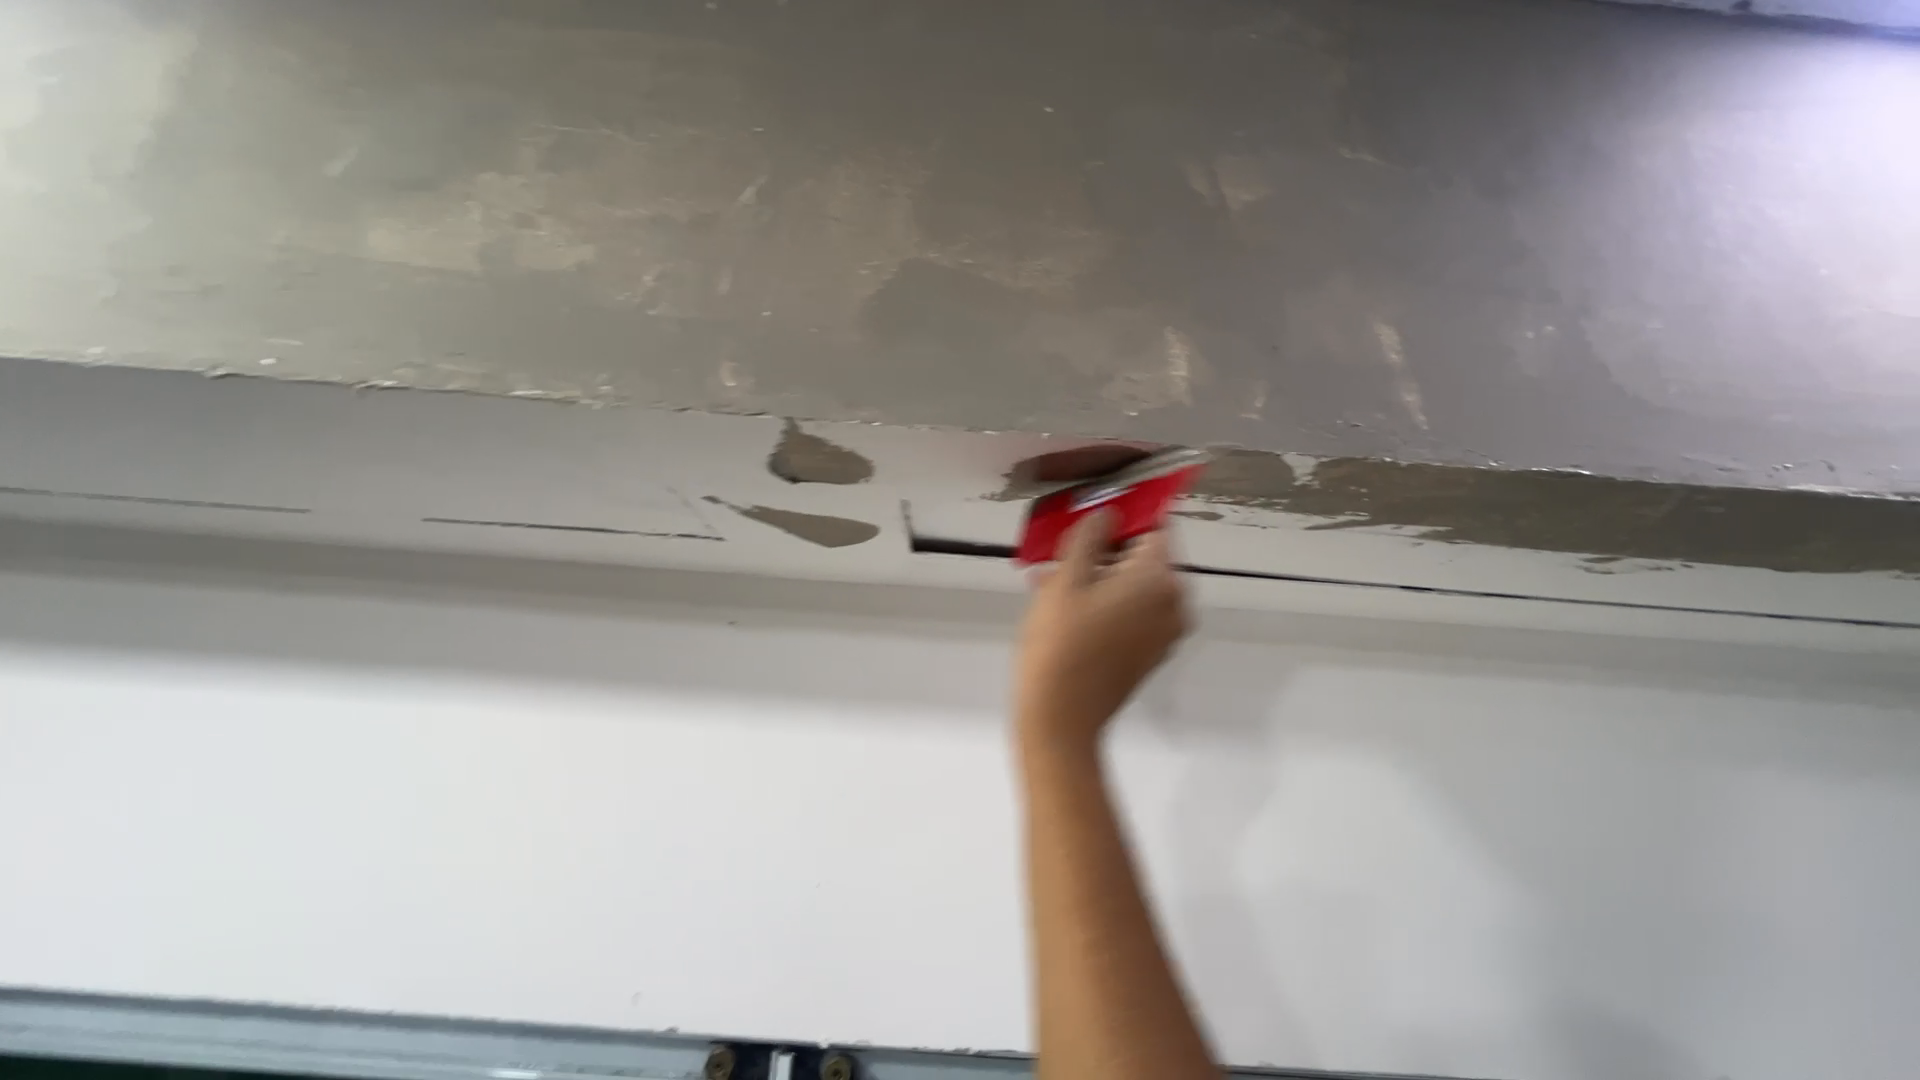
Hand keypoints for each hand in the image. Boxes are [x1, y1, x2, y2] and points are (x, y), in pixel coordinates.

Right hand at [1015, 511, 1189, 750]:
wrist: (1062, 719)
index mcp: (1160, 579)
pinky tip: (1063, 607)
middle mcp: (1174, 603)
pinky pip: (1132, 613)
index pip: (1154, 526)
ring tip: (1051, 581)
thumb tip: (1108, 513)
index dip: (1123, 515)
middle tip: (1060, 553)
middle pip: (1144, 557)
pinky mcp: (1150, 653)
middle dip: (1103, 550)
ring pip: (1133, 586)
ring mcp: (1165, 632)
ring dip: (1098, 577)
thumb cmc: (1061, 642)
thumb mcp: (1065, 580)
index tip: (1088, 518)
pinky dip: (1106, 603)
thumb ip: (1089, 536)